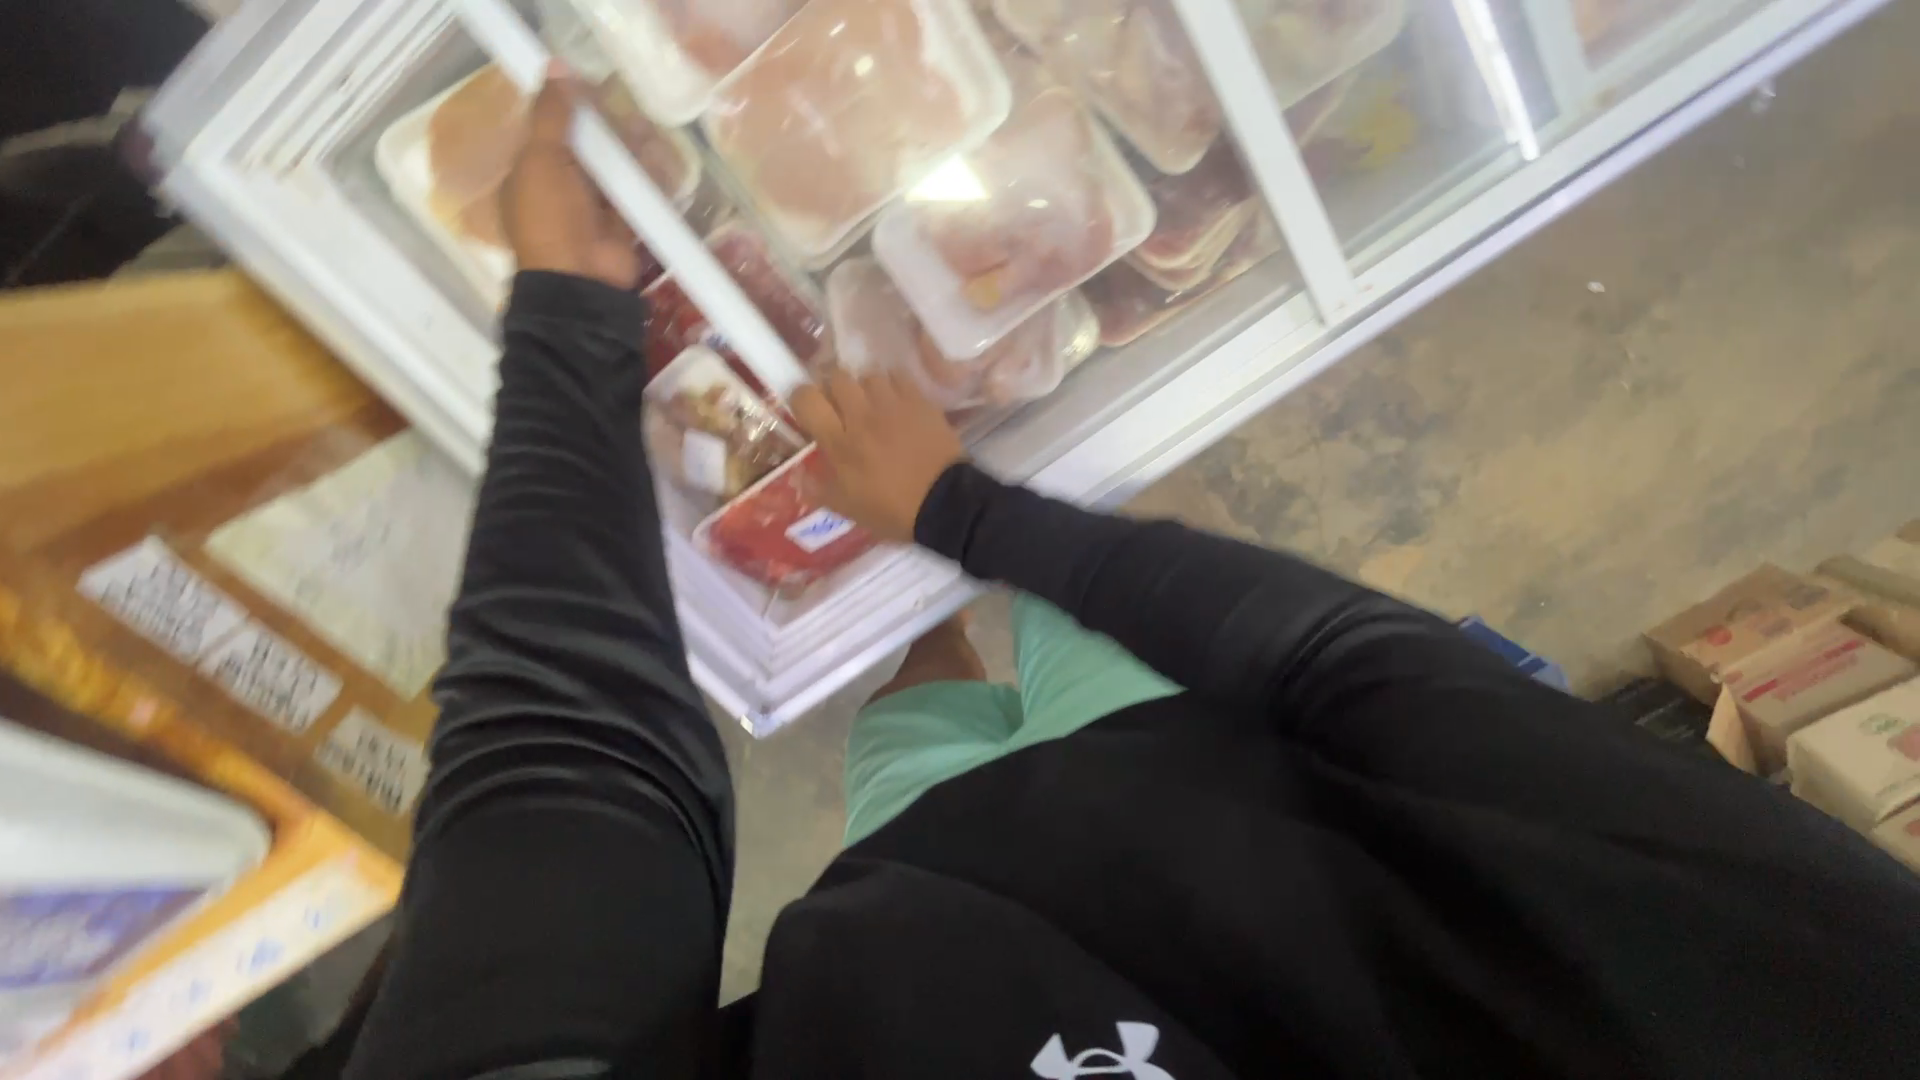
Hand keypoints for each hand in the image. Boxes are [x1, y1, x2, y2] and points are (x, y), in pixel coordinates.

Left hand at [502, 64, 640, 288]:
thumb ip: (552, 114)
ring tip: (646, 126)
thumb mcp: (542, 158)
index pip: (546, 131)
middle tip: (622, 102)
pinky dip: (647, 177)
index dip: (565, 106)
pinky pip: (635, 194)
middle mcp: (559, 188)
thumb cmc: (551, 217)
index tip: (588, 85)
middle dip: (603, 126)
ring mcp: (592, 209)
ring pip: (611, 169)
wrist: (582, 279)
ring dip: (628, 148)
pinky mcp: (622, 224)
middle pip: (583, 148)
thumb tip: (558, 64)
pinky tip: (658, 157)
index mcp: (528, 173)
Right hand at [791, 371, 965, 544]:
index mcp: (840, 442)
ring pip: (868, 375)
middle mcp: (862, 416)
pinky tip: (896, 404)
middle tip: (841, 407)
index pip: (806, 398)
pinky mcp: (921, 402)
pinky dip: (894, 386)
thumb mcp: (848, 509)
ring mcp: (894, 406)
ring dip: (865, 388)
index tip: (809, 410)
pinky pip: (899, 378)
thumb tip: (796, 475)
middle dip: (834, 389)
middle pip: (836, 377)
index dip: (802, 398)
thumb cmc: (892, 510)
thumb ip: (818, 488)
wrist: (946, 504)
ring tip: (872, 405)